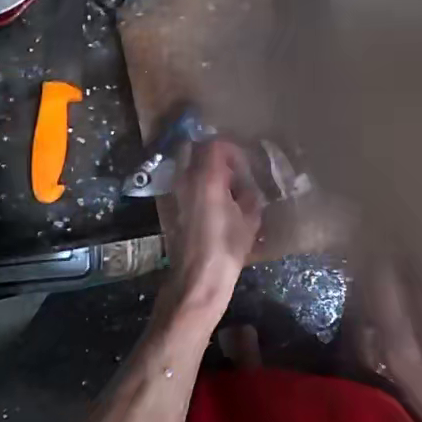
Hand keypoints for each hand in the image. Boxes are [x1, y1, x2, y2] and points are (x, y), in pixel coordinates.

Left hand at [173, 140, 264, 285]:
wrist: (198, 276)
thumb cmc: (227, 247)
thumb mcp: (249, 219)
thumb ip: (248, 196)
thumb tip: (244, 189)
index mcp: (207, 178)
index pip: (215, 145)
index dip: (232, 149)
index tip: (244, 163)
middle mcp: (186, 179)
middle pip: (196, 150)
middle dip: (215, 155)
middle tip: (233, 170)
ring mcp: (176, 191)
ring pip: (188, 166)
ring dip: (206, 169)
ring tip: (226, 187)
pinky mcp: (172, 205)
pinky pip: (185, 182)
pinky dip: (198, 184)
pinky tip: (214, 202)